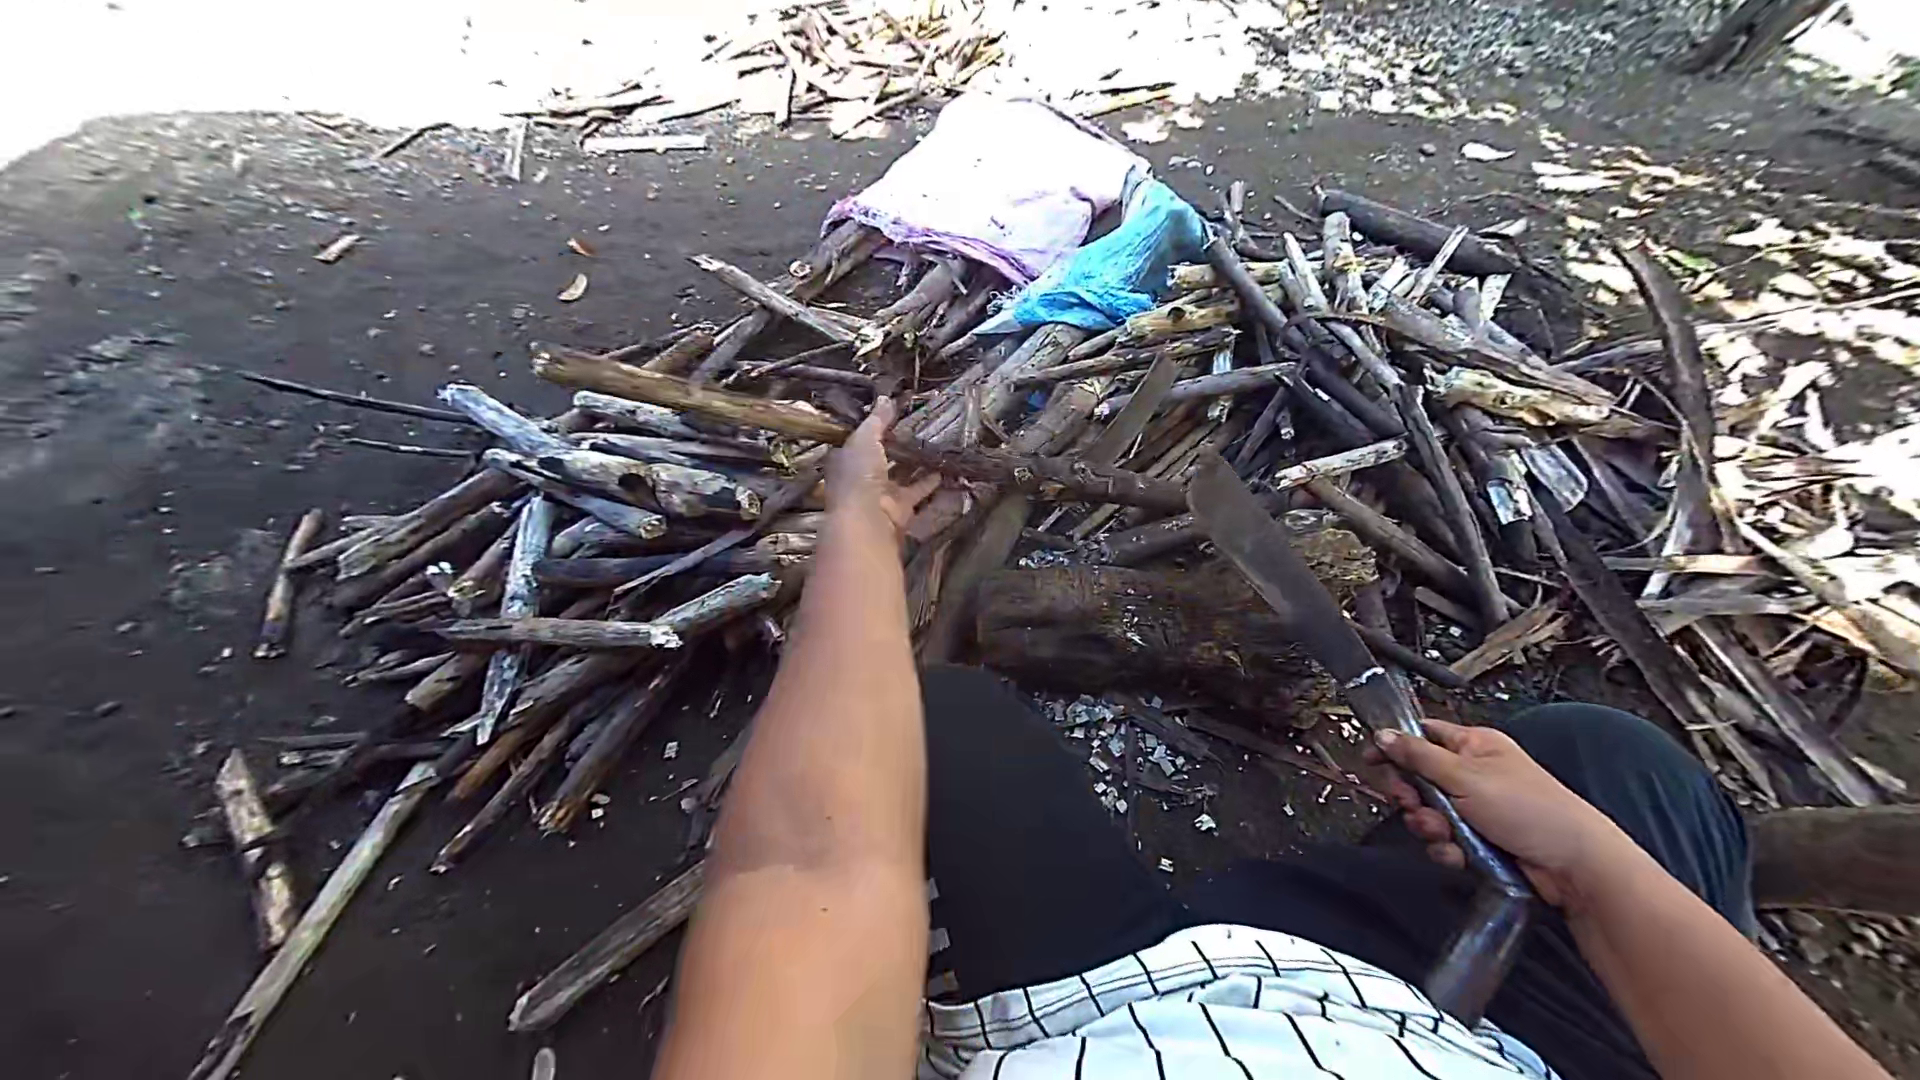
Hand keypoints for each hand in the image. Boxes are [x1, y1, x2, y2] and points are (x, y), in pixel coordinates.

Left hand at [826, 397, 940, 532]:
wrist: (868, 519)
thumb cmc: (858, 475)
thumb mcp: (864, 439)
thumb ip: (877, 420)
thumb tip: (886, 398)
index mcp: (846, 459)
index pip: (859, 438)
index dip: (874, 425)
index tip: (893, 412)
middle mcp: (862, 477)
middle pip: (882, 456)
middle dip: (898, 443)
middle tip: (920, 424)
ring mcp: (881, 494)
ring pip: (901, 473)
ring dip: (916, 461)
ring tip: (936, 442)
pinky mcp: (901, 507)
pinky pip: (918, 490)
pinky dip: (930, 480)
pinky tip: (944, 467)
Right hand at [1366, 719, 1635, 910]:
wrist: (1580, 871)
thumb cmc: (1536, 812)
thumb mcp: (1465, 776)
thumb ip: (1417, 755)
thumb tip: (1383, 735)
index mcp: (1473, 745)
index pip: (1419, 734)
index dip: (1393, 746)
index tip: (1374, 760)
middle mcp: (1473, 773)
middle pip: (1416, 776)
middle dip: (1410, 795)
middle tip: (1411, 803)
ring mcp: (1477, 807)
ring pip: (1427, 810)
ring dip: (1427, 824)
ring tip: (1442, 833)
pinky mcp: (1480, 838)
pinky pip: (1444, 837)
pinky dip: (1444, 846)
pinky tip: (1456, 851)